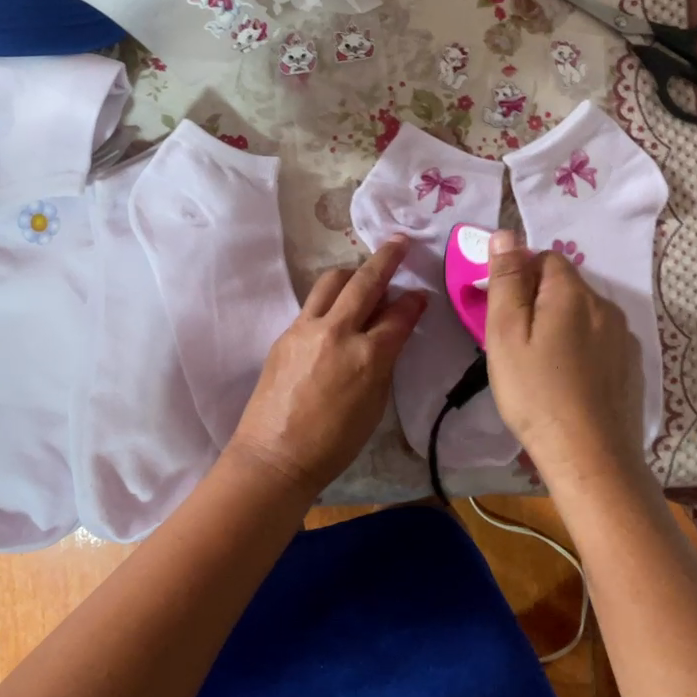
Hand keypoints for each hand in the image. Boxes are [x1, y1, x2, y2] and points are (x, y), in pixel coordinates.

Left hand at [228, 237, 427, 498]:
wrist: (275, 455)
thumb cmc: (334, 443)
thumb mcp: (374, 405)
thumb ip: (384, 361)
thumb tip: (392, 332)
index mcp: (367, 356)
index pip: (398, 315)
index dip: (413, 302)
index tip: (421, 292)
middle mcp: (336, 331)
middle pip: (364, 282)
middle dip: (386, 259)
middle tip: (399, 242)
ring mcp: (306, 328)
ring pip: (331, 282)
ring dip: (352, 273)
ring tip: (364, 273)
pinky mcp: (285, 334)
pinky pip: (312, 304)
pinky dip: (330, 298)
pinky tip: (337, 307)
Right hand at [483, 230, 646, 485]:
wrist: (590, 458)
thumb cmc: (536, 392)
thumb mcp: (506, 333)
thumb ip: (506, 280)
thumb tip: (505, 234)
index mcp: (573, 293)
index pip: (544, 257)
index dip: (518, 275)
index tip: (499, 309)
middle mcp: (605, 307)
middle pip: (564, 285)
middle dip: (537, 300)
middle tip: (512, 340)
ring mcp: (623, 338)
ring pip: (581, 314)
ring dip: (558, 324)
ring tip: (536, 363)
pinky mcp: (630, 367)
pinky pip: (597, 340)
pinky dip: (577, 348)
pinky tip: (564, 380)